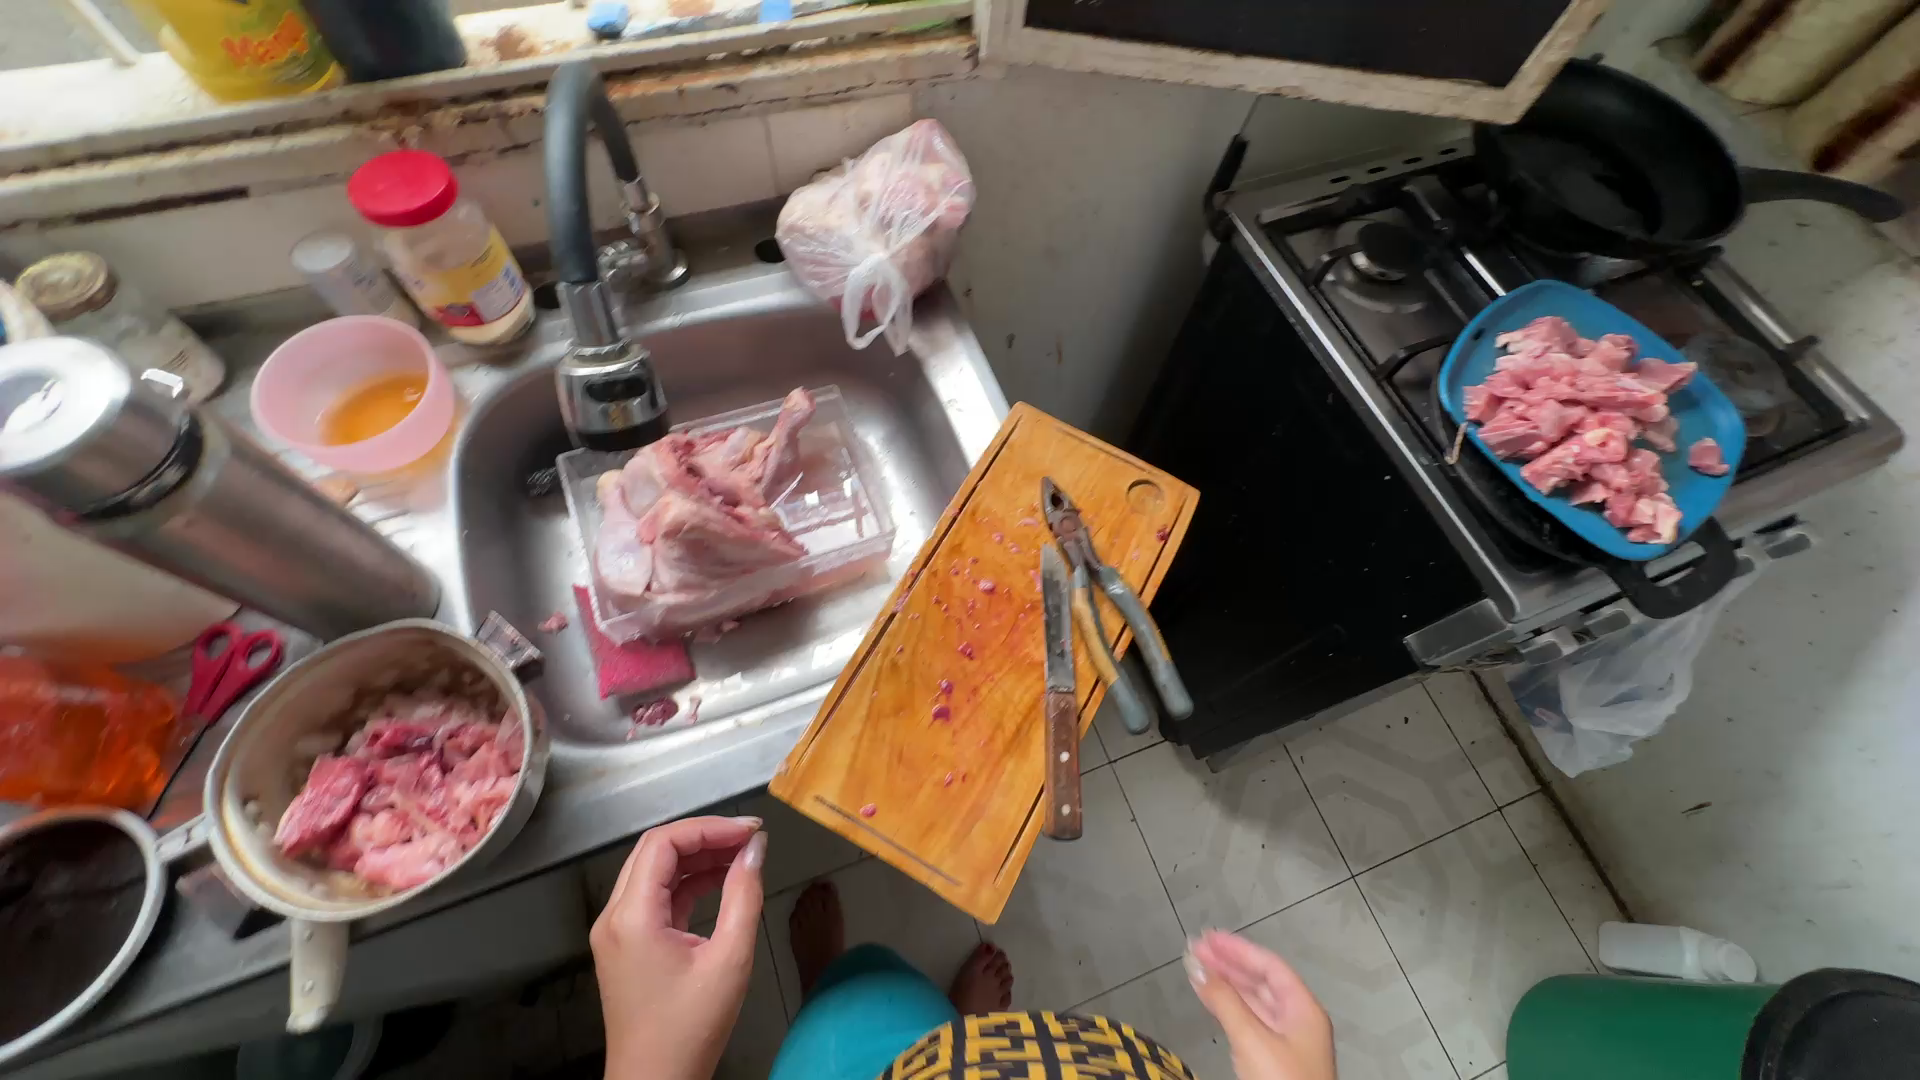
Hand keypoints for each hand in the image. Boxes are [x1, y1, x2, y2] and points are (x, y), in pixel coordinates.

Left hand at [592, 815, 767, 1079]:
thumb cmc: (692, 1026)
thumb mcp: (730, 957)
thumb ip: (744, 894)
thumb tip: (756, 847)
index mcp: (632, 917)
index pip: (664, 843)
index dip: (710, 828)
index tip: (751, 831)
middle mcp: (615, 916)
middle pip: (656, 849)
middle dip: (705, 835)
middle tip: (749, 838)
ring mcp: (618, 930)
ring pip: (655, 868)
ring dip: (698, 855)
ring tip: (743, 854)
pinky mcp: (628, 942)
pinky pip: (657, 893)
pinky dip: (689, 879)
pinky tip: (724, 879)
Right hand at [1186, 930, 1336, 1079]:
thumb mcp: (1250, 1038)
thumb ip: (1223, 999)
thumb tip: (1195, 965)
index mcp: (1303, 1009)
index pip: (1269, 965)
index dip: (1238, 948)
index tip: (1207, 937)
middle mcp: (1298, 1020)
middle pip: (1261, 981)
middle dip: (1228, 963)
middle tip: (1195, 949)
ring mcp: (1287, 1042)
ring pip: (1254, 1001)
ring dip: (1226, 983)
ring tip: (1195, 969)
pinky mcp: (1274, 1061)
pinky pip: (1249, 1020)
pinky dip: (1228, 1006)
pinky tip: (1210, 999)